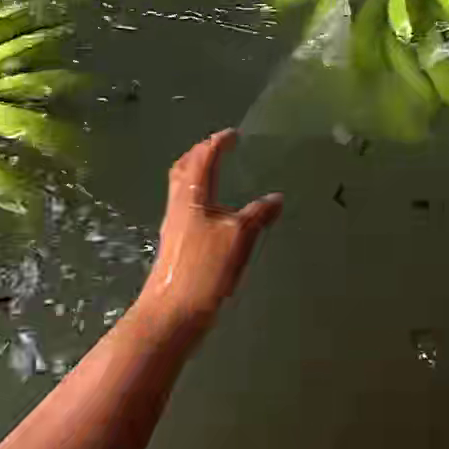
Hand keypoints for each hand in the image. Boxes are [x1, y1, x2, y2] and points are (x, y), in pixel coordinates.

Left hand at [140, 129, 282, 332]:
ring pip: (183, 187)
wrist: (172, 314)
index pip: (203, 158)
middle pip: (184, 168)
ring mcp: (174, 225)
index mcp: (192, 196)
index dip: (217, 143)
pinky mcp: (176, 244)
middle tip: (219, 146)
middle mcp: (178, 205)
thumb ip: (259, 214)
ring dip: (197, 172)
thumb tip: (276, 198)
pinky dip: (200, 194)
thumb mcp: (239, 237)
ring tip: (217, 171)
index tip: (233, 134)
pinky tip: (215, 210)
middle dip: (200, 153)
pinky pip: (187, 205)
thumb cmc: (204, 268)